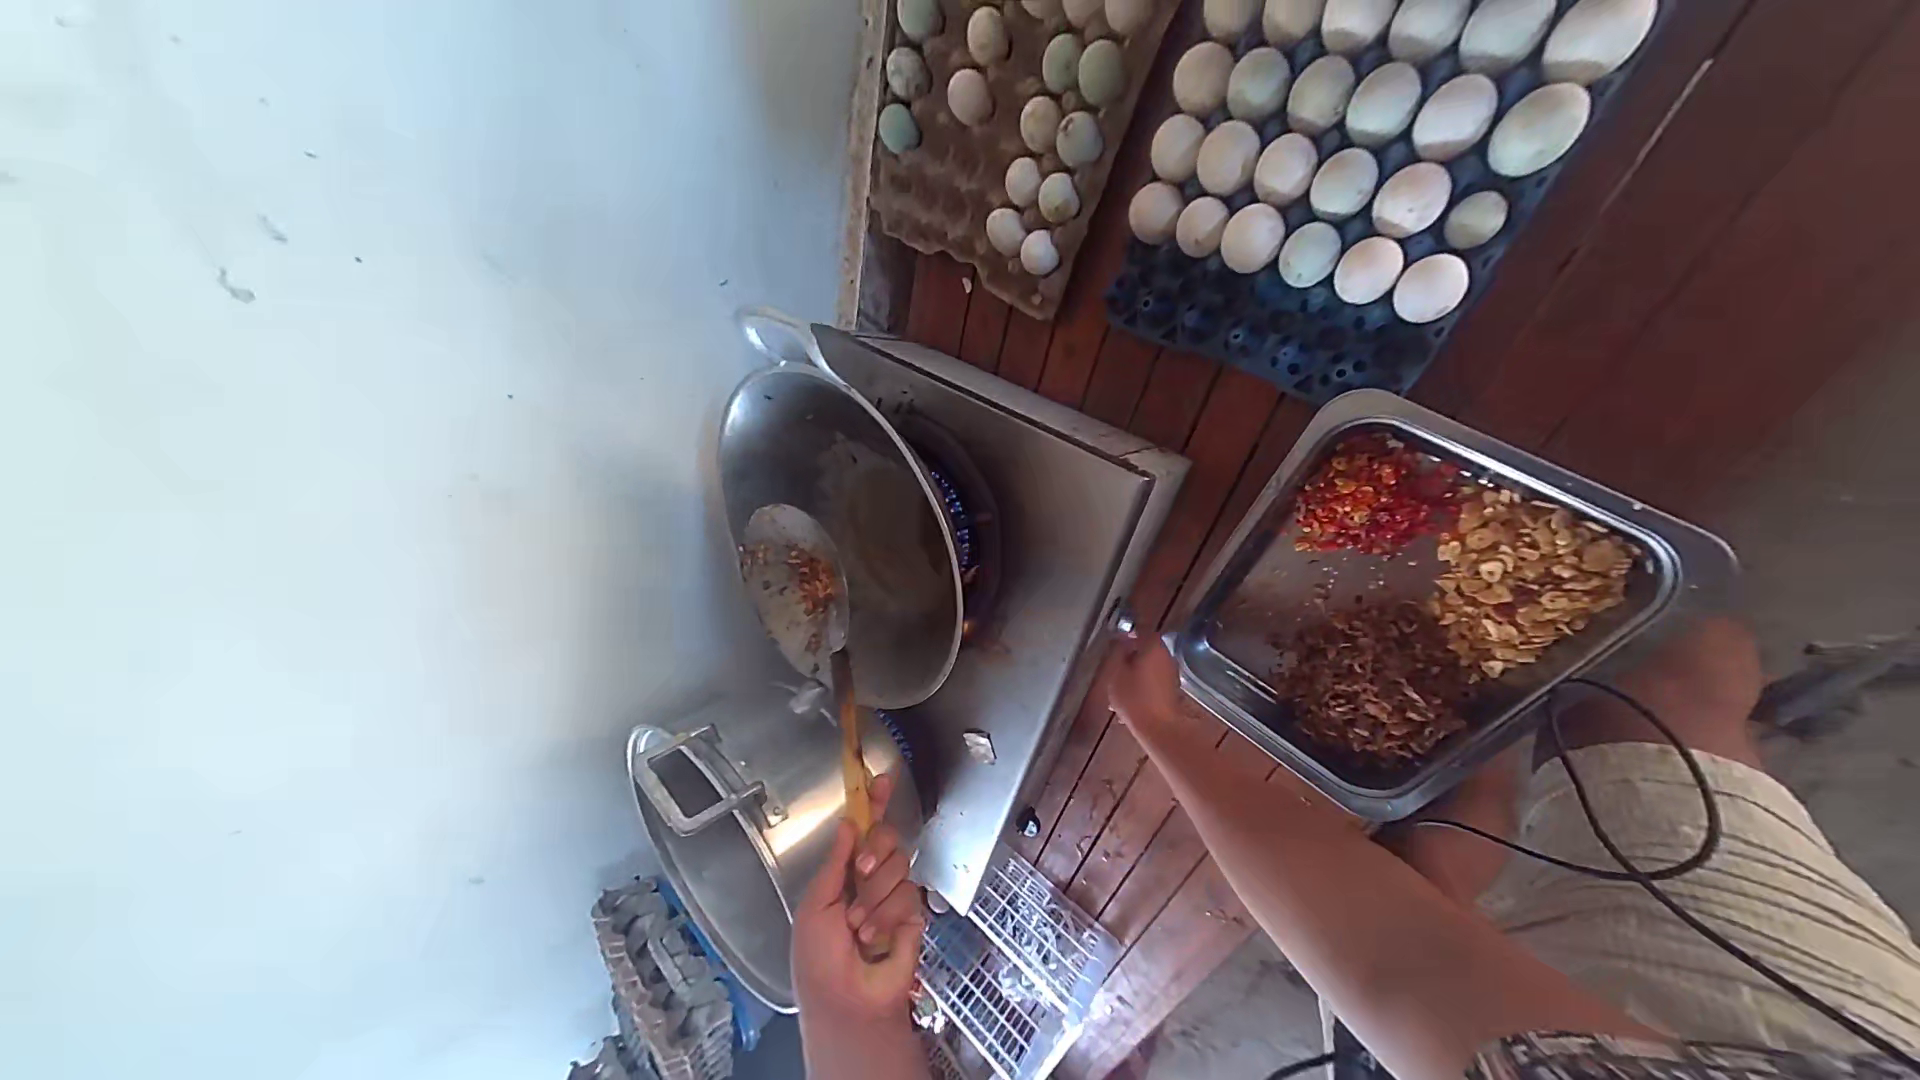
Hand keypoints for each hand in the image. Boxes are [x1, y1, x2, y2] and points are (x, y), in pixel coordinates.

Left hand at [792, 771, 925, 1024]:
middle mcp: (872, 876)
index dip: (874, 803)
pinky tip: (874, 936)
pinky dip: (887, 914)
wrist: (845, 1001)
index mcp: (846, 870)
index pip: (864, 828)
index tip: (881, 779)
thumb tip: (849, 823)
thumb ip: (835, 861)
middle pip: (887, 835)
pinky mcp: (913, 913)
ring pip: (899, 862)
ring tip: (859, 924)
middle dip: (876, 850)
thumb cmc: (819, 958)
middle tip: (862, 872)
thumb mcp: (816, 904)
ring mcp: (894, 892)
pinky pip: (908, 893)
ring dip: (876, 894)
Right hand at [1100, 632, 1178, 728]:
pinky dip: (1142, 685)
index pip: (1141, 630)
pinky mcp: (1172, 691)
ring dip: (1135, 671)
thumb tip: (1120, 640)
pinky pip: (1153, 681)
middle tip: (1114, 665)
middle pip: (1146, 648)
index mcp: (1154, 647)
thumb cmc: (1134, 697)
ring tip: (1118, 686)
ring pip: (1149, 666)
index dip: (1127, 633)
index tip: (1115, 641)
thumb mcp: (1115, 671)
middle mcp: (1167, 657)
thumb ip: (1117, 651)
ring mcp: (1172, 675)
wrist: (1158, 728)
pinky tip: (1128, 699)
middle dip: (1130, 655)